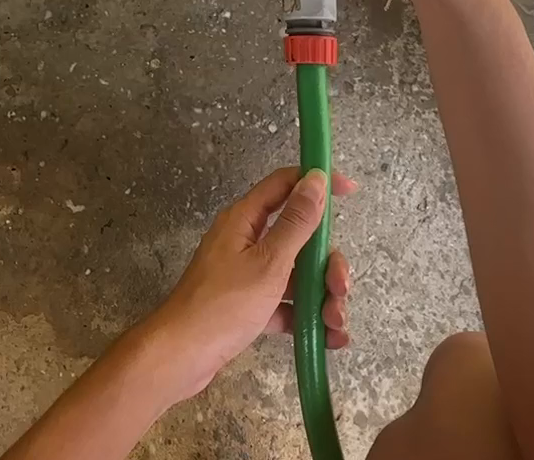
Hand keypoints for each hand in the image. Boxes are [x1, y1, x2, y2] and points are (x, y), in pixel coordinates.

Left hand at [141, 167, 354, 403]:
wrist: (184, 355)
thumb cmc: (224, 304)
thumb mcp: (269, 262)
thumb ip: (296, 222)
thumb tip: (315, 179)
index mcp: (245, 219)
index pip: (285, 184)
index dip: (317, 182)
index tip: (350, 190)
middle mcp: (247, 240)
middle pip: (299, 236)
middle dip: (327, 262)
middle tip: (341, 287)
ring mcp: (248, 273)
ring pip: (297, 273)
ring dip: (322, 295)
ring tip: (335, 323)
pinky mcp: (250, 304)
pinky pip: (286, 302)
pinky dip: (307, 316)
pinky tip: (329, 339)